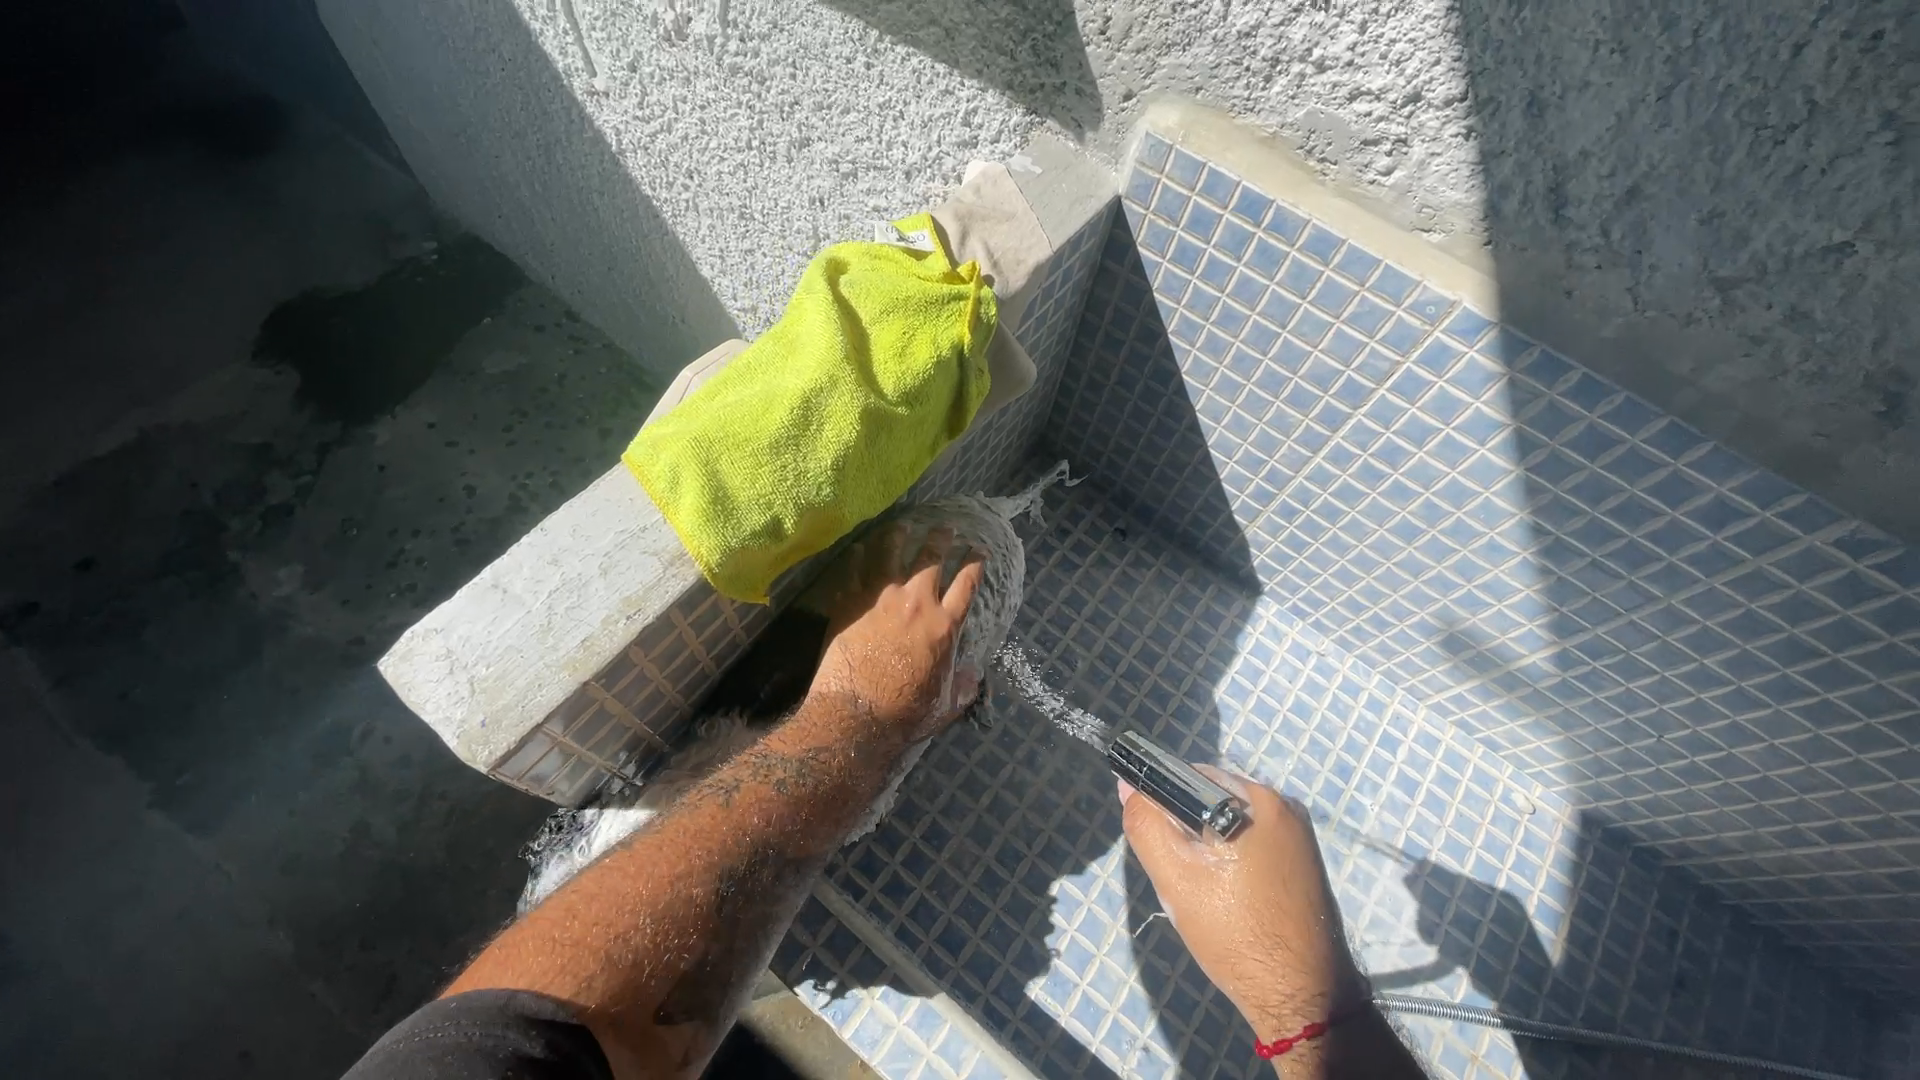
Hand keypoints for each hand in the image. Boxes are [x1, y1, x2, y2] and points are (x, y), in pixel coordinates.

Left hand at [810, 521, 985, 742]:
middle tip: (945, 527)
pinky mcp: (851, 605)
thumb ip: (963, 687)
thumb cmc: (905, 714)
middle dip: (941, 540)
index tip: (979, 550)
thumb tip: (973, 675)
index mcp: (945, 626)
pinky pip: (855, 572)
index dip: (975, 564)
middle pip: (932, 561)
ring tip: (902, 524)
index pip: (967, 585)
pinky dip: (858, 557)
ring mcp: (881, 601)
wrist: (857, 714)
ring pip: (892, 556)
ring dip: (899, 537)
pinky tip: (858, 546)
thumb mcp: (946, 706)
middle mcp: (917, 605)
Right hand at [1121, 768, 1369, 1041]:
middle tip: (1180, 873)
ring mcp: (1299, 834)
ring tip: (1203, 890)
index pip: (1187, 777)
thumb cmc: (1235, 934)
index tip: (1156, 841)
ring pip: (1227, 822)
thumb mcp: (1176, 878)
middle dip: (1185, 828)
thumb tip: (1127, 783)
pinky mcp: (1304, 860)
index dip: (1160, 804)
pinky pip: (1250, 841)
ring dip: (1206, 846)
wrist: (1300, 999)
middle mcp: (1284, 806)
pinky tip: (1227, 895)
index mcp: (1258, 799)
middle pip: (1209, 799)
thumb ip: (1146, 824)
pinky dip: (1230, 858)